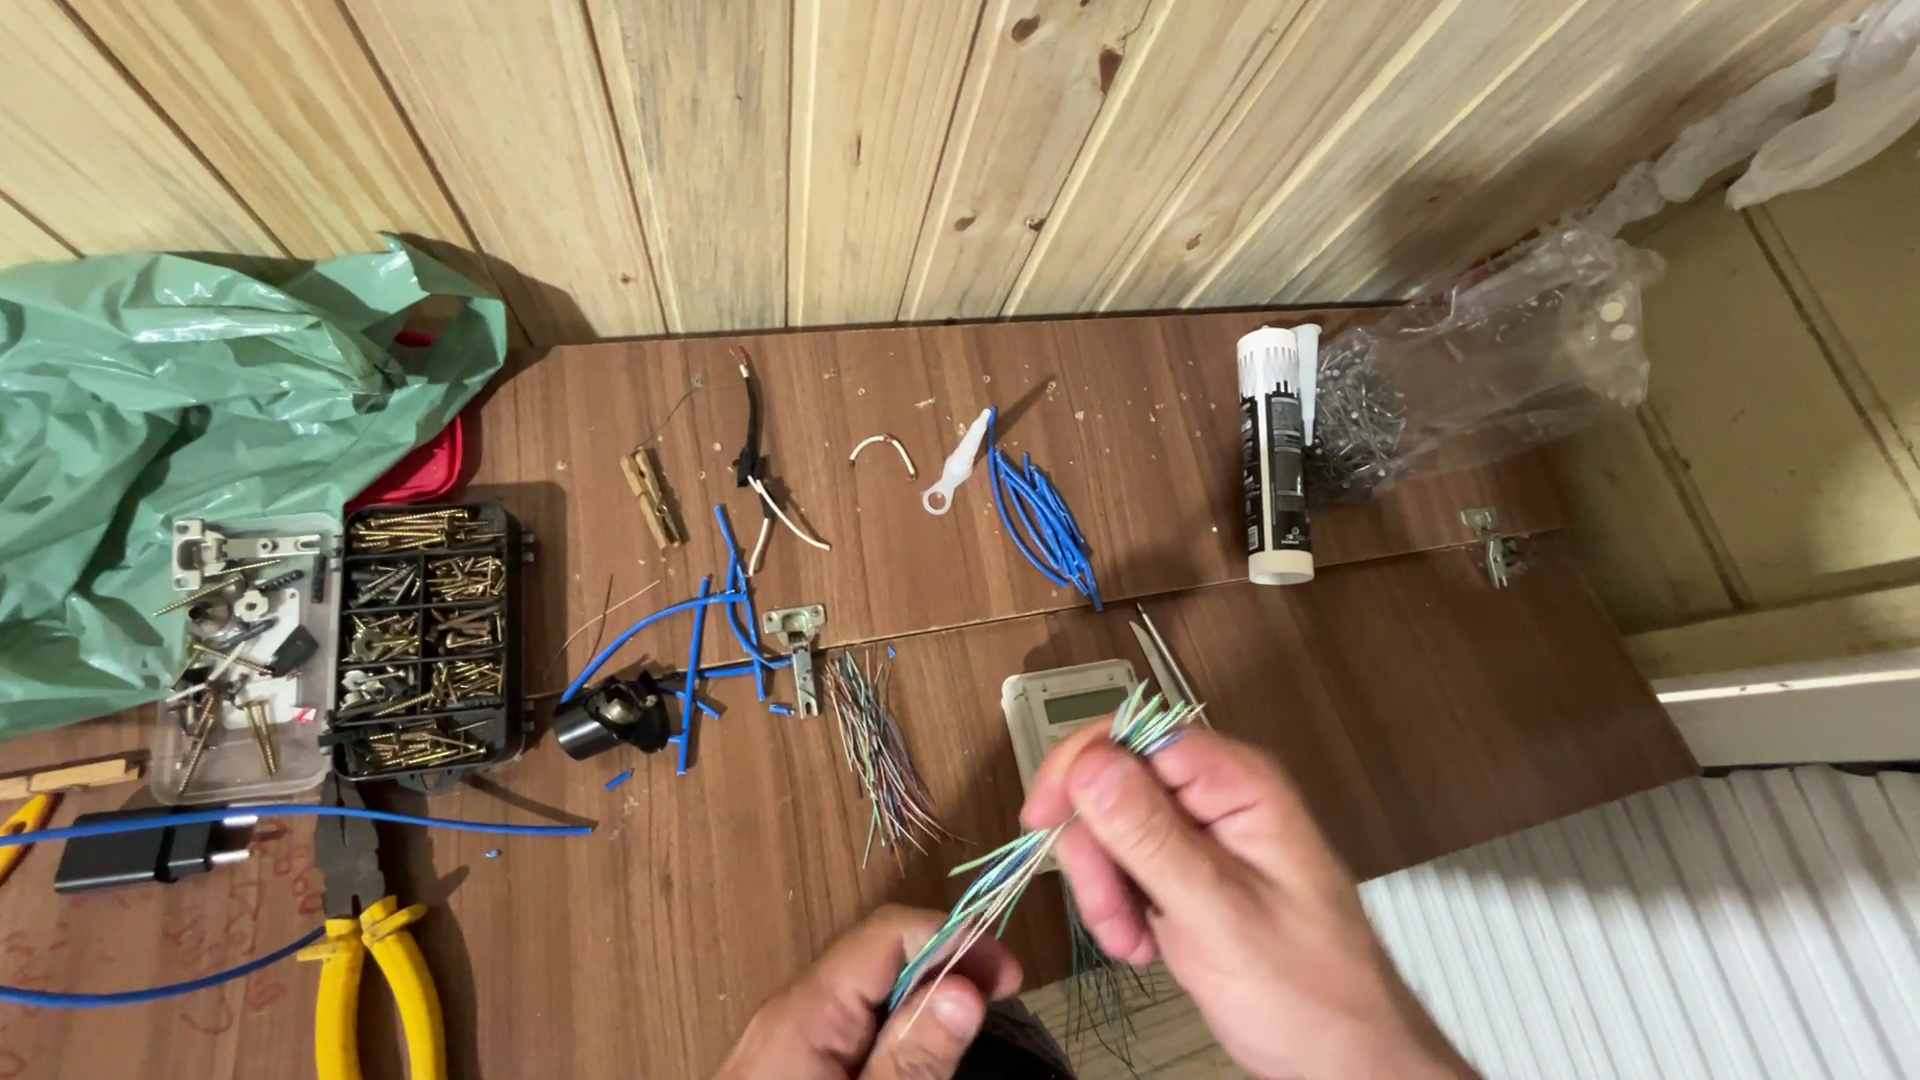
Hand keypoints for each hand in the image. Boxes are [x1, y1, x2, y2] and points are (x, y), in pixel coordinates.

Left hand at [714, 904, 1023, 1079]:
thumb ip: (912, 1059)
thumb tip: (966, 986)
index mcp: (806, 1010)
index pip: (889, 932)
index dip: (954, 938)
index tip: (1010, 977)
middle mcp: (792, 1006)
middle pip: (880, 952)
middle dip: (946, 962)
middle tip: (1003, 998)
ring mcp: (786, 1033)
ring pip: (870, 984)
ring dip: (925, 991)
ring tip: (975, 1020)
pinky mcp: (789, 1060)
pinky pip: (852, 1017)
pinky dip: (896, 1021)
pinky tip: (922, 1047)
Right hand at [1021, 725, 1476, 1079]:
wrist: (1349, 1062)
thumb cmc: (1305, 994)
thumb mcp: (1220, 916)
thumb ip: (1151, 837)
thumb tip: (1087, 763)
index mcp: (1236, 781)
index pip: (1135, 733)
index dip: (1080, 765)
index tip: (1042, 822)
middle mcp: (1213, 790)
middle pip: (1113, 779)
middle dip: (1094, 847)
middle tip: (1108, 917)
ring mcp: (1197, 826)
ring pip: (1107, 820)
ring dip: (1101, 883)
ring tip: (1128, 941)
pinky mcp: (1183, 861)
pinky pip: (1120, 856)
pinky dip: (1113, 899)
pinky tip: (1138, 941)